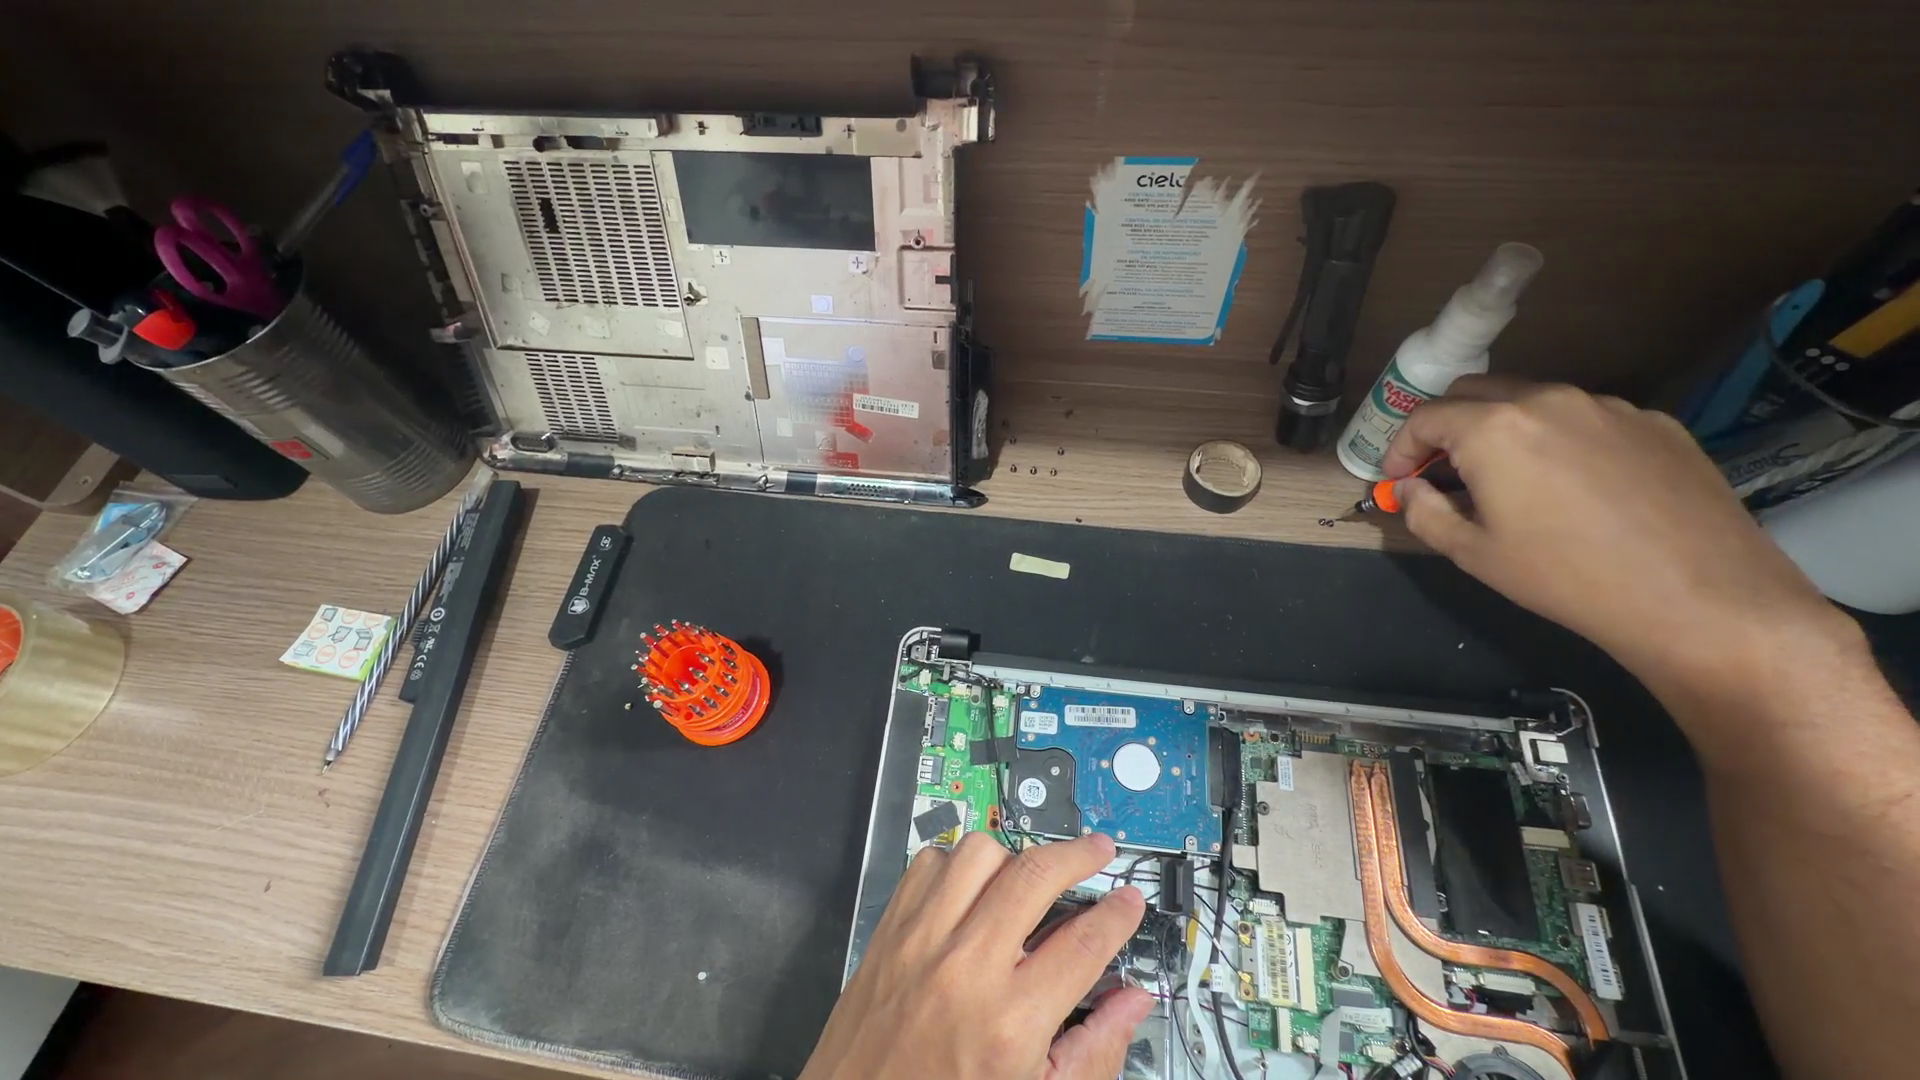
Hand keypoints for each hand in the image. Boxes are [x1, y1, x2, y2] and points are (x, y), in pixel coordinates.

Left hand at [800, 833, 1151, 1079]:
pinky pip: (930, 863)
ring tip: (1027, 875)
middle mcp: (965, 968)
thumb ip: (1093, 1052)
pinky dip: (957, 863)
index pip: (1083, 943)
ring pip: (979, 853)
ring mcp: (922, 939)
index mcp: (1008, 1022)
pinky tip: (971, 887)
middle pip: (1035, 875)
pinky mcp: (891, 928)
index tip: (1128, 900)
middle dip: (1078, 855)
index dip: (1117, 914)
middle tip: (1096, 852)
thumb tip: (1132, 1002)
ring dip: (1013, 856)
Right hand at [1381, 378, 1848, 693]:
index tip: (1398, 480)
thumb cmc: (1565, 577)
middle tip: (1442, 470)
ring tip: (1508, 479)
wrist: (1698, 596)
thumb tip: (1411, 488)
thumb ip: (1424, 512)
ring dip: (1503, 429)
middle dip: (1446, 426)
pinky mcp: (1655, 423)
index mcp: (1494, 429)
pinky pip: (1587, 418)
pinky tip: (1574, 486)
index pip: (1425, 418)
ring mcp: (1608, 407)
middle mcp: (1548, 400)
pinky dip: (1559, 439)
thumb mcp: (1473, 554)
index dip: (1400, 448)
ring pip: (1533, 401)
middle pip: (1475, 392)